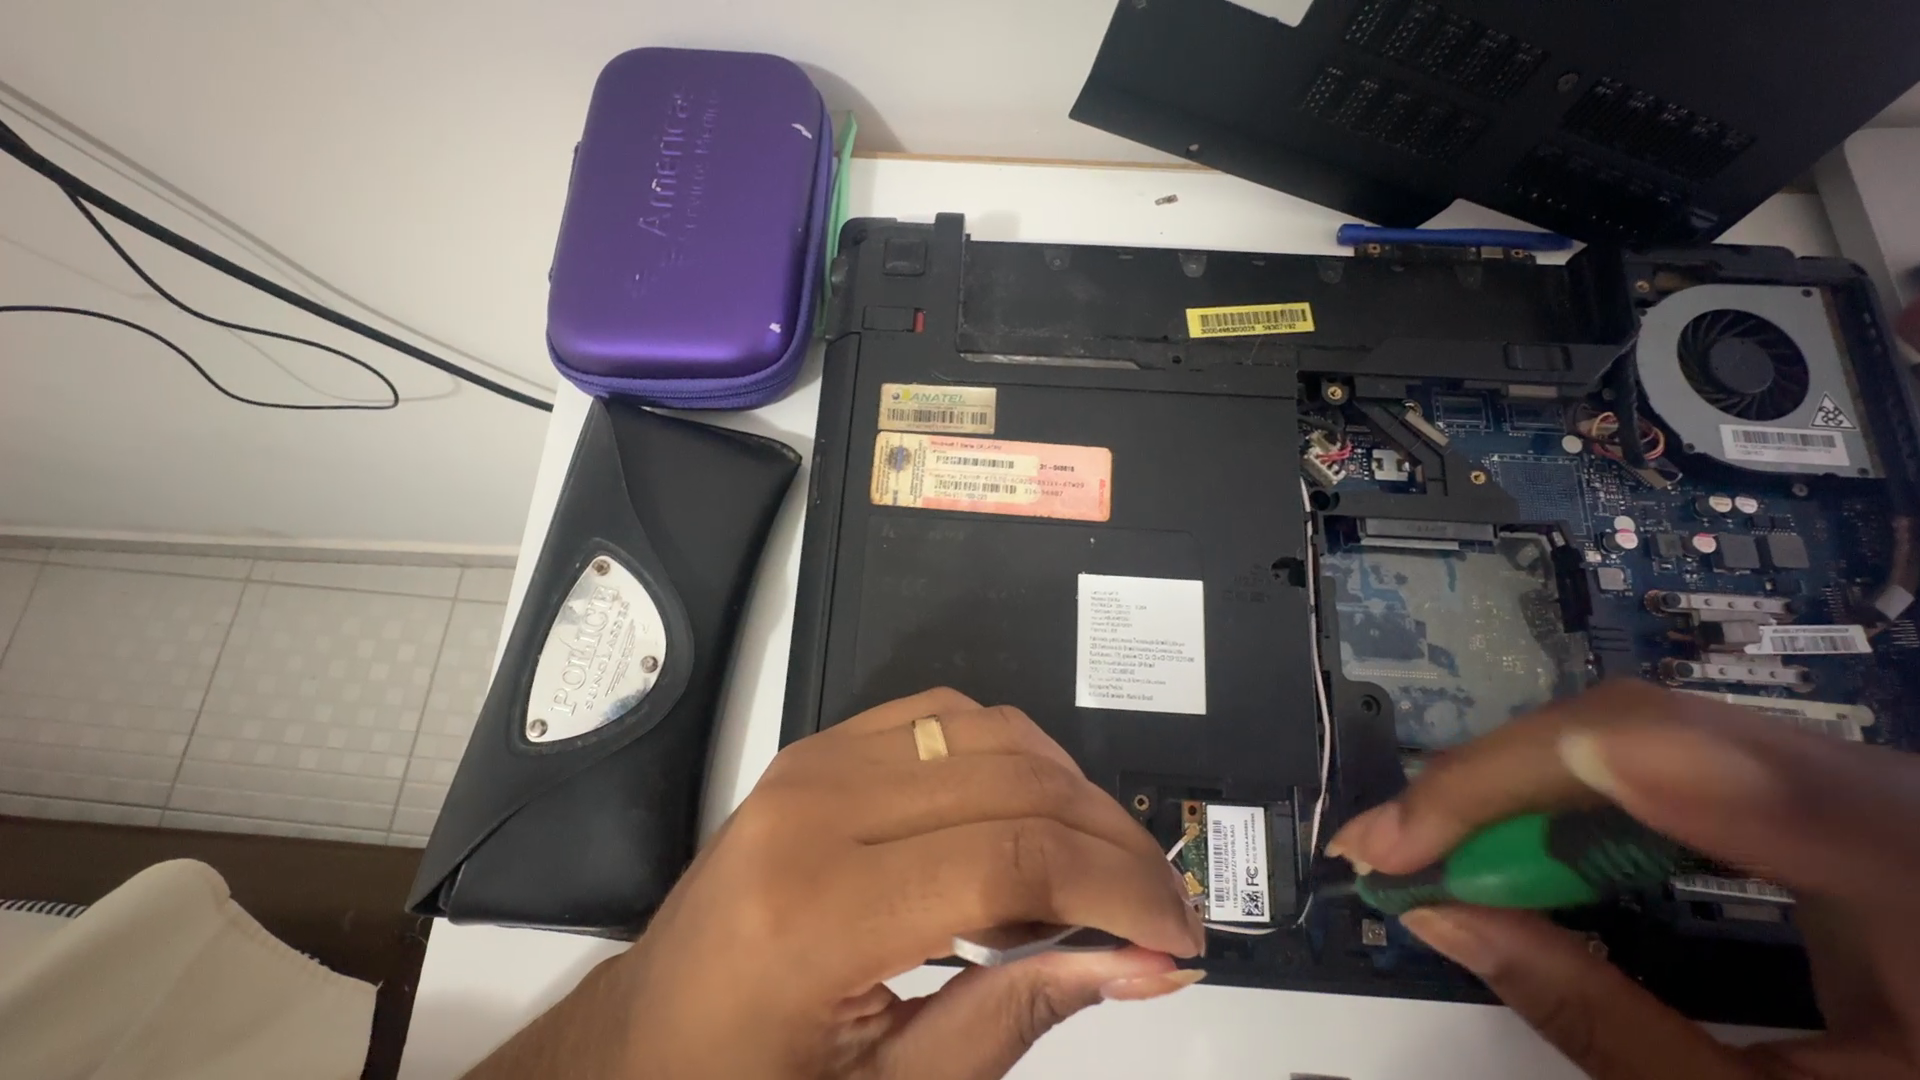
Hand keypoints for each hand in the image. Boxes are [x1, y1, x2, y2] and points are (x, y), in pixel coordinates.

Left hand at [466, 688, 1205, 1079]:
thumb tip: (1138, 961)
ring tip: (1094, 870)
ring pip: (988, 730)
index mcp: (818, 910)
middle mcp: (814, 807)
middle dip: (1111, 840)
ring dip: (1066, 789)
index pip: (1010, 859)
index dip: (1117, 888)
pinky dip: (1008, 754)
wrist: (640, 1047)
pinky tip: (1025, 816)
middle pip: (1011, 782)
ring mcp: (812, 762)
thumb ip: (1017, 1015)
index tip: (1176, 936)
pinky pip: (942, 714)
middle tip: (1158, 906)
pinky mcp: (817, 748)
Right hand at [1327, 680, 1919, 1078]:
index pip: (1725, 774)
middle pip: (1648, 726)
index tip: (1413, 838)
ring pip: (1637, 725)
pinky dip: (1561, 791)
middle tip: (1390, 844)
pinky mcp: (1810, 777)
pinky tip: (1514, 836)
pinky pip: (1658, 749)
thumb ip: (1602, 1022)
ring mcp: (1852, 773)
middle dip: (1494, 781)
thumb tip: (1434, 914)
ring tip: (1431, 841)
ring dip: (1512, 782)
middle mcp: (1894, 795)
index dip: (1553, 776)